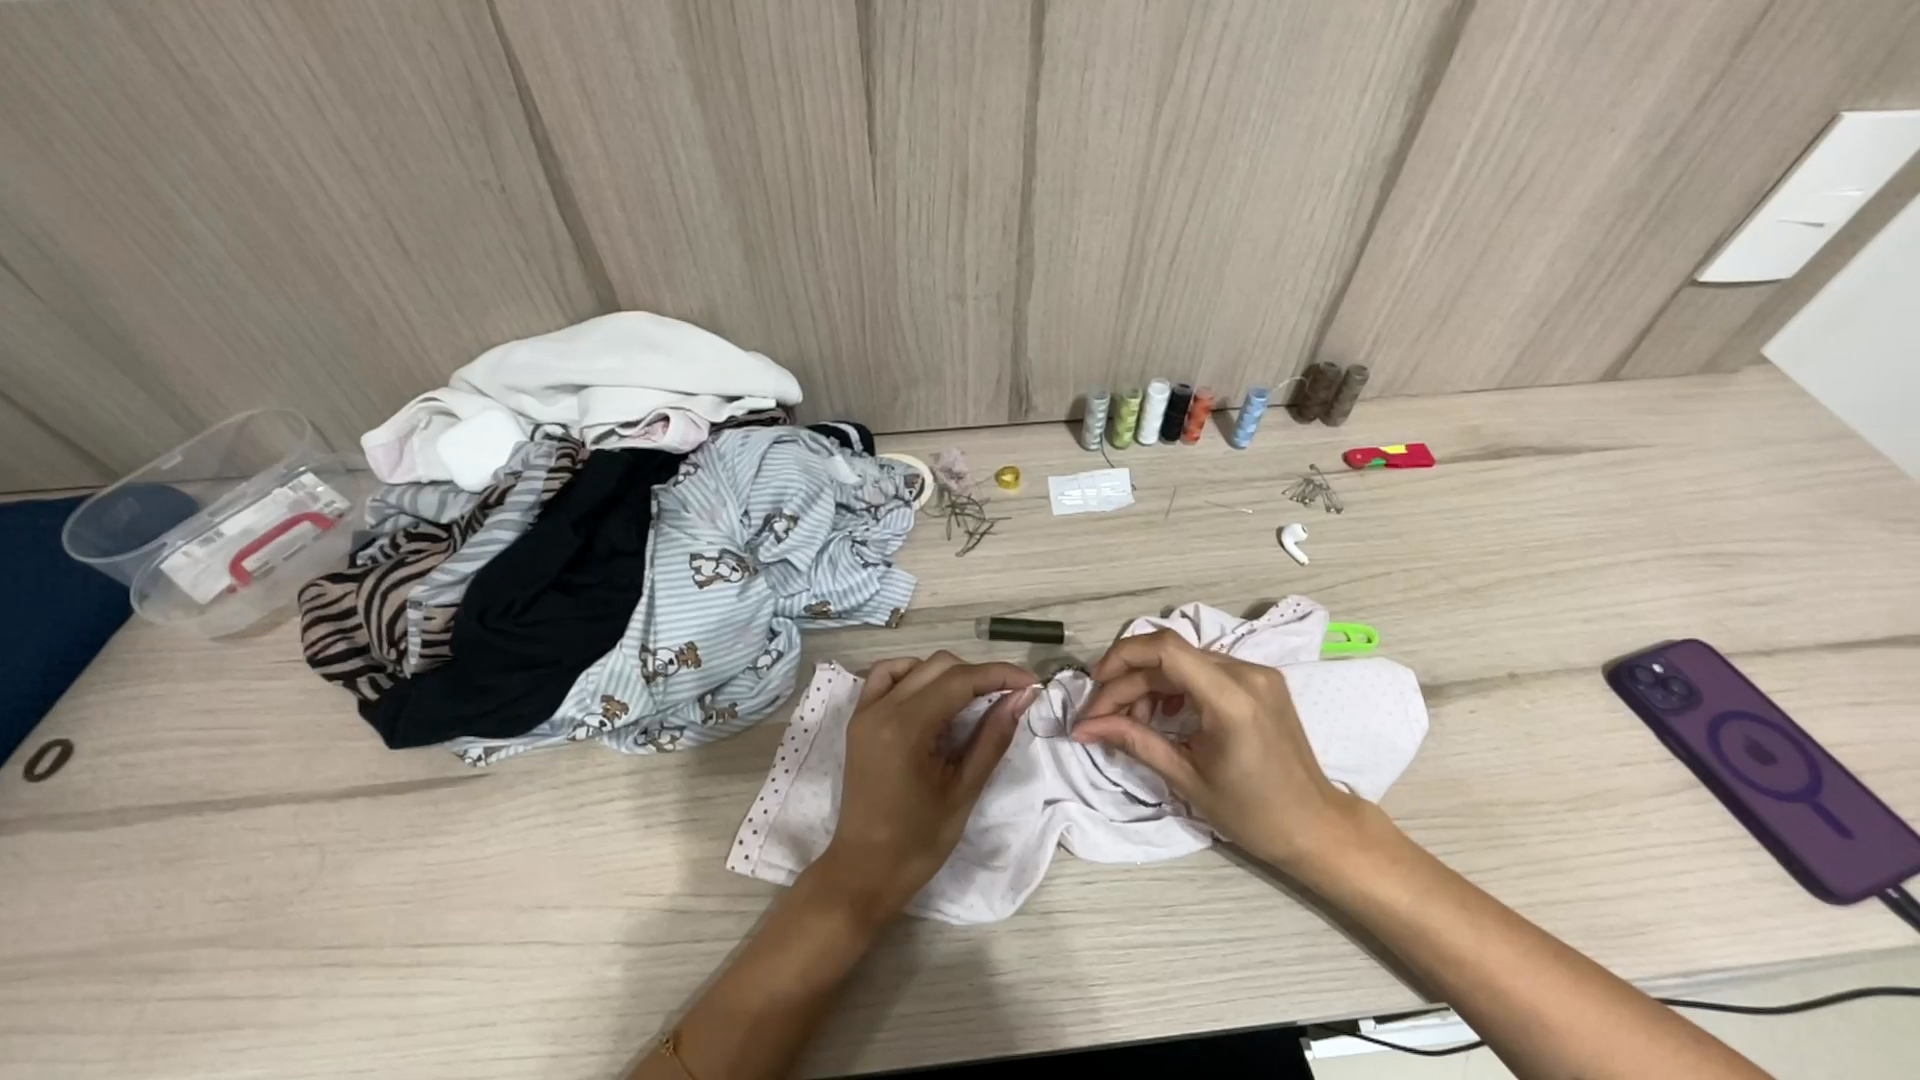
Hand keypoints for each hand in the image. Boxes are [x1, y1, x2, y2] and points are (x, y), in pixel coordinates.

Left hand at [814, 652, 1037, 919]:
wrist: (865, 869)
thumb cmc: (918, 841)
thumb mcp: (964, 790)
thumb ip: (993, 737)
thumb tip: (1023, 697)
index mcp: (906, 728)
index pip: (960, 680)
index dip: (1000, 675)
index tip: (1033, 684)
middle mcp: (881, 709)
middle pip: (939, 667)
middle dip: (980, 675)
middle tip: (1012, 697)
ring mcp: (865, 712)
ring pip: (915, 667)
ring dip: (950, 673)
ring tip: (977, 699)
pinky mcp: (859, 721)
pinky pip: (886, 678)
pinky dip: (914, 675)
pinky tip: (935, 694)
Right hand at [1072, 629, 1370, 872]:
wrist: (1315, 826)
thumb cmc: (1252, 814)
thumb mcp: (1186, 779)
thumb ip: (1134, 741)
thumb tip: (1084, 727)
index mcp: (1231, 699)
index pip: (1165, 649)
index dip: (1121, 658)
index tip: (1095, 689)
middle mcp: (1247, 673)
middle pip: (1168, 655)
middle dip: (1127, 682)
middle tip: (1100, 718)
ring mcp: (1257, 673)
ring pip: (1183, 660)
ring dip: (1148, 684)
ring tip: (1131, 723)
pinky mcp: (1260, 681)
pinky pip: (1204, 669)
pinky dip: (1174, 686)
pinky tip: (1161, 715)